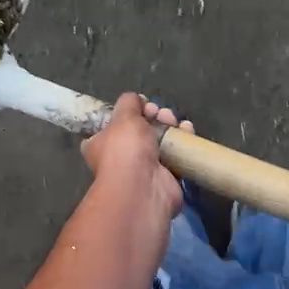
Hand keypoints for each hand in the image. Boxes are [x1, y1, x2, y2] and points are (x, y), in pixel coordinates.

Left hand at [81, 94, 191, 221]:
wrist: (143, 188)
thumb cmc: (125, 150)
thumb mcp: (123, 115)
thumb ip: (129, 102)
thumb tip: (137, 100)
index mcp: (100, 143)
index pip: (112, 123)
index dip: (128, 111)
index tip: (140, 105)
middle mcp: (120, 156)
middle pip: (140, 128)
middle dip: (153, 115)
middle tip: (159, 113)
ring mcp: (143, 168)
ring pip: (159, 138)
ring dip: (169, 125)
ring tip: (173, 121)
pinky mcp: (165, 176)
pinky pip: (175, 153)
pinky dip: (182, 139)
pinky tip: (187, 129)